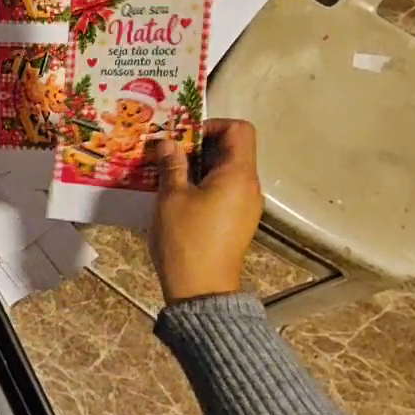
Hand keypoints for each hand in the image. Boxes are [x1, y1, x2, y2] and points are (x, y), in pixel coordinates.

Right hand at [149, 119, 262, 303]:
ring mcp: (245, 205)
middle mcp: (248, 186)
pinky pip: (222, 191)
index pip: (239, 130)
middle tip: (165, 154)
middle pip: (232, 150)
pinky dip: (201, 185)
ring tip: (166, 175)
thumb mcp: (171, 197)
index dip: (211, 126)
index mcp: (238, 174)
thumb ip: (172, 165)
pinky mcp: (236, 221)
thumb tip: (168, 142)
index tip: (181, 138)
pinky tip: (176, 197)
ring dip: (196, 167)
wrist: (201, 289)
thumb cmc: (186, 238)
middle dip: (197, 146)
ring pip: (224, 171)